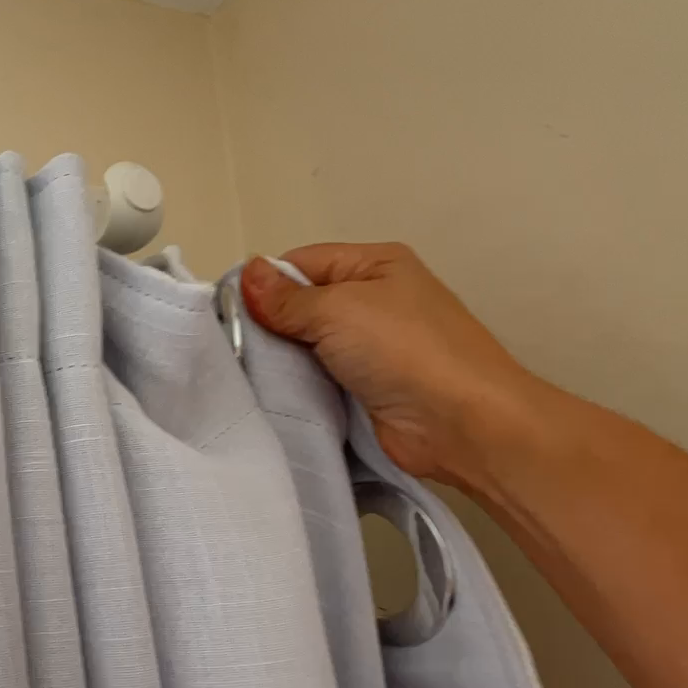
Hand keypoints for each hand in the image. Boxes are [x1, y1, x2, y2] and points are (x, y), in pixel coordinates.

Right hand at [240, 242, 553, 488]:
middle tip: (229, 351)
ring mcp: (366, 348)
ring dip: (275, 361)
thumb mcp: (337, 309)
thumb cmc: (404, 351)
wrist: (461, 424)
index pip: (299, 263)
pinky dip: (291, 387)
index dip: (262, 285)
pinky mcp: (360, 389)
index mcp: (372, 265)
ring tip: (242, 377)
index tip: (226, 315)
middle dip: (265, 325)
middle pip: (298, 305)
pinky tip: (266, 397)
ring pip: (301, 346)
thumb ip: (286, 298)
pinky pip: (313, 379)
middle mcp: (370, 301)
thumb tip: (247, 274)